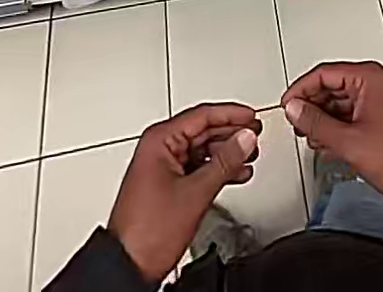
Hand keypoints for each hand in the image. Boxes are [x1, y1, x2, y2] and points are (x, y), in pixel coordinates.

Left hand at [107, 103, 260, 284]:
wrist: (128, 268)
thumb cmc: (146, 231)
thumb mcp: (195, 192)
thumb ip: (224, 162)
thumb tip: (245, 138)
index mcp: (160, 140)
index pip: (202, 115)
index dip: (230, 114)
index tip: (251, 117)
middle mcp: (160, 148)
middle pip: (203, 130)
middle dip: (231, 133)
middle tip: (254, 133)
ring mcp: (163, 166)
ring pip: (202, 150)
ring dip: (227, 153)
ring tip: (249, 154)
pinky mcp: (167, 183)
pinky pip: (197, 167)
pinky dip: (217, 169)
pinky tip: (235, 174)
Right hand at [282, 61, 382, 223]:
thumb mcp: (349, 141)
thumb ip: (316, 123)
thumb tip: (295, 109)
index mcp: (369, 78)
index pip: (324, 74)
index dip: (301, 89)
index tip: (288, 104)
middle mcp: (375, 84)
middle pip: (331, 86)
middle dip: (311, 106)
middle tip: (296, 122)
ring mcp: (379, 101)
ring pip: (339, 102)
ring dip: (322, 119)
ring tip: (310, 136)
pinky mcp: (381, 118)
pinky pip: (350, 115)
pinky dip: (336, 127)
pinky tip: (327, 143)